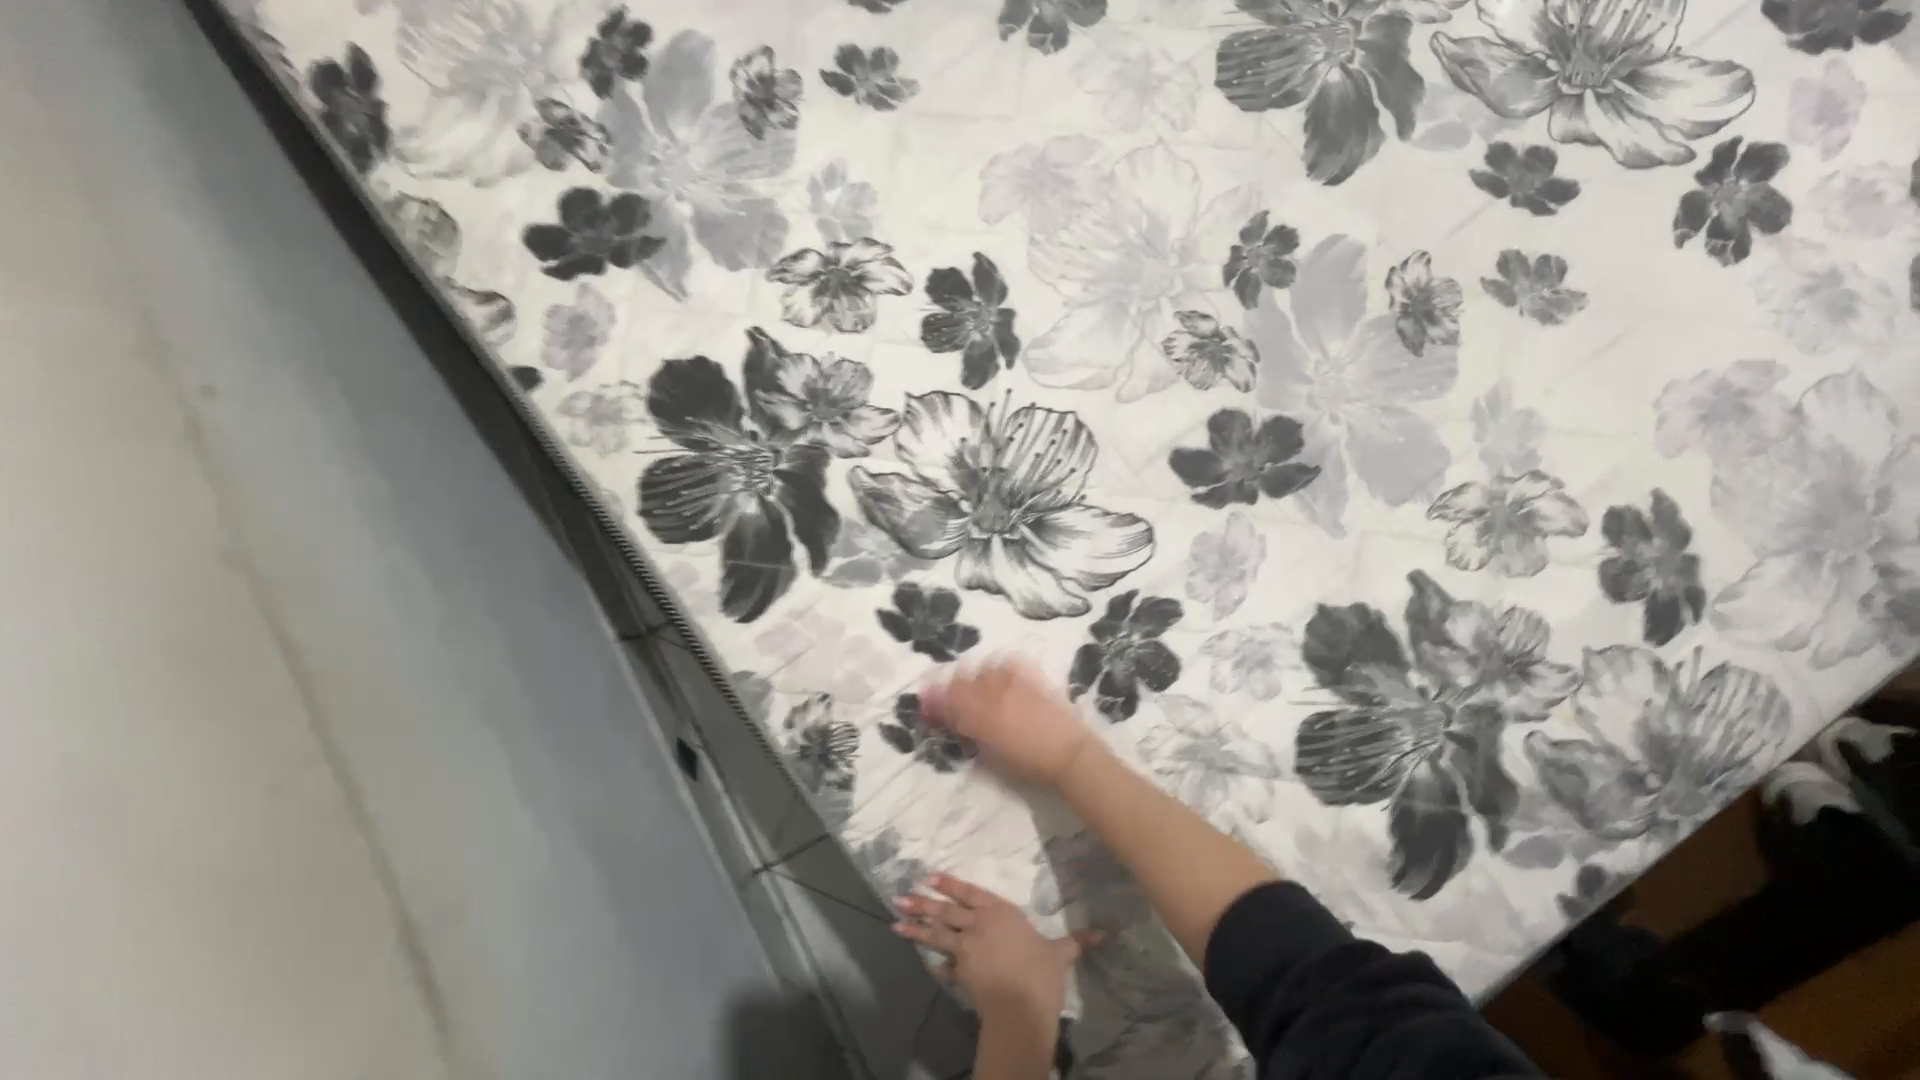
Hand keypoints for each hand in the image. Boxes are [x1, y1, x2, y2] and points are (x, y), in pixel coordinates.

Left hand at [894, 874, 1098, 1023]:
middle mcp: (978, 926)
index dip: (950, 885)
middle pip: (946, 911)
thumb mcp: (1060, 954)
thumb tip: (1103, 932)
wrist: (1021, 1007)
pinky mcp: (960, 973)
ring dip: (916, 928)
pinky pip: (944, 967)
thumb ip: (1076, 941)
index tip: (930, 877)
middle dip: (923, 903)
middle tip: (901, 896)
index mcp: (1000, 913)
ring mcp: (965, 949)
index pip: (970, 894)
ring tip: (895, 921)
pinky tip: (927, 966)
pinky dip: (935, 966)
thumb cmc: (1040, 973)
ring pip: (937, 934)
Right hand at [924, 657, 1098, 786]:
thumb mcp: (990, 759)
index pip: (946, 702)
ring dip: (976, 679)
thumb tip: (957, 726)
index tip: (932, 709)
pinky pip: (1009, 662)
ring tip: (982, 691)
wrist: (1069, 755)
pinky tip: (1003, 678)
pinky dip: (1001, 668)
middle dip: (953, 691)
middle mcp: (990, 694)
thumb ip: (970, 738)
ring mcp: (1012, 682)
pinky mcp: (1032, 677)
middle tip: (957, 703)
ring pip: (982, 669)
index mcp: (978, 718)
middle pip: (960, 681)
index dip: (936, 704)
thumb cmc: (1029, 766)